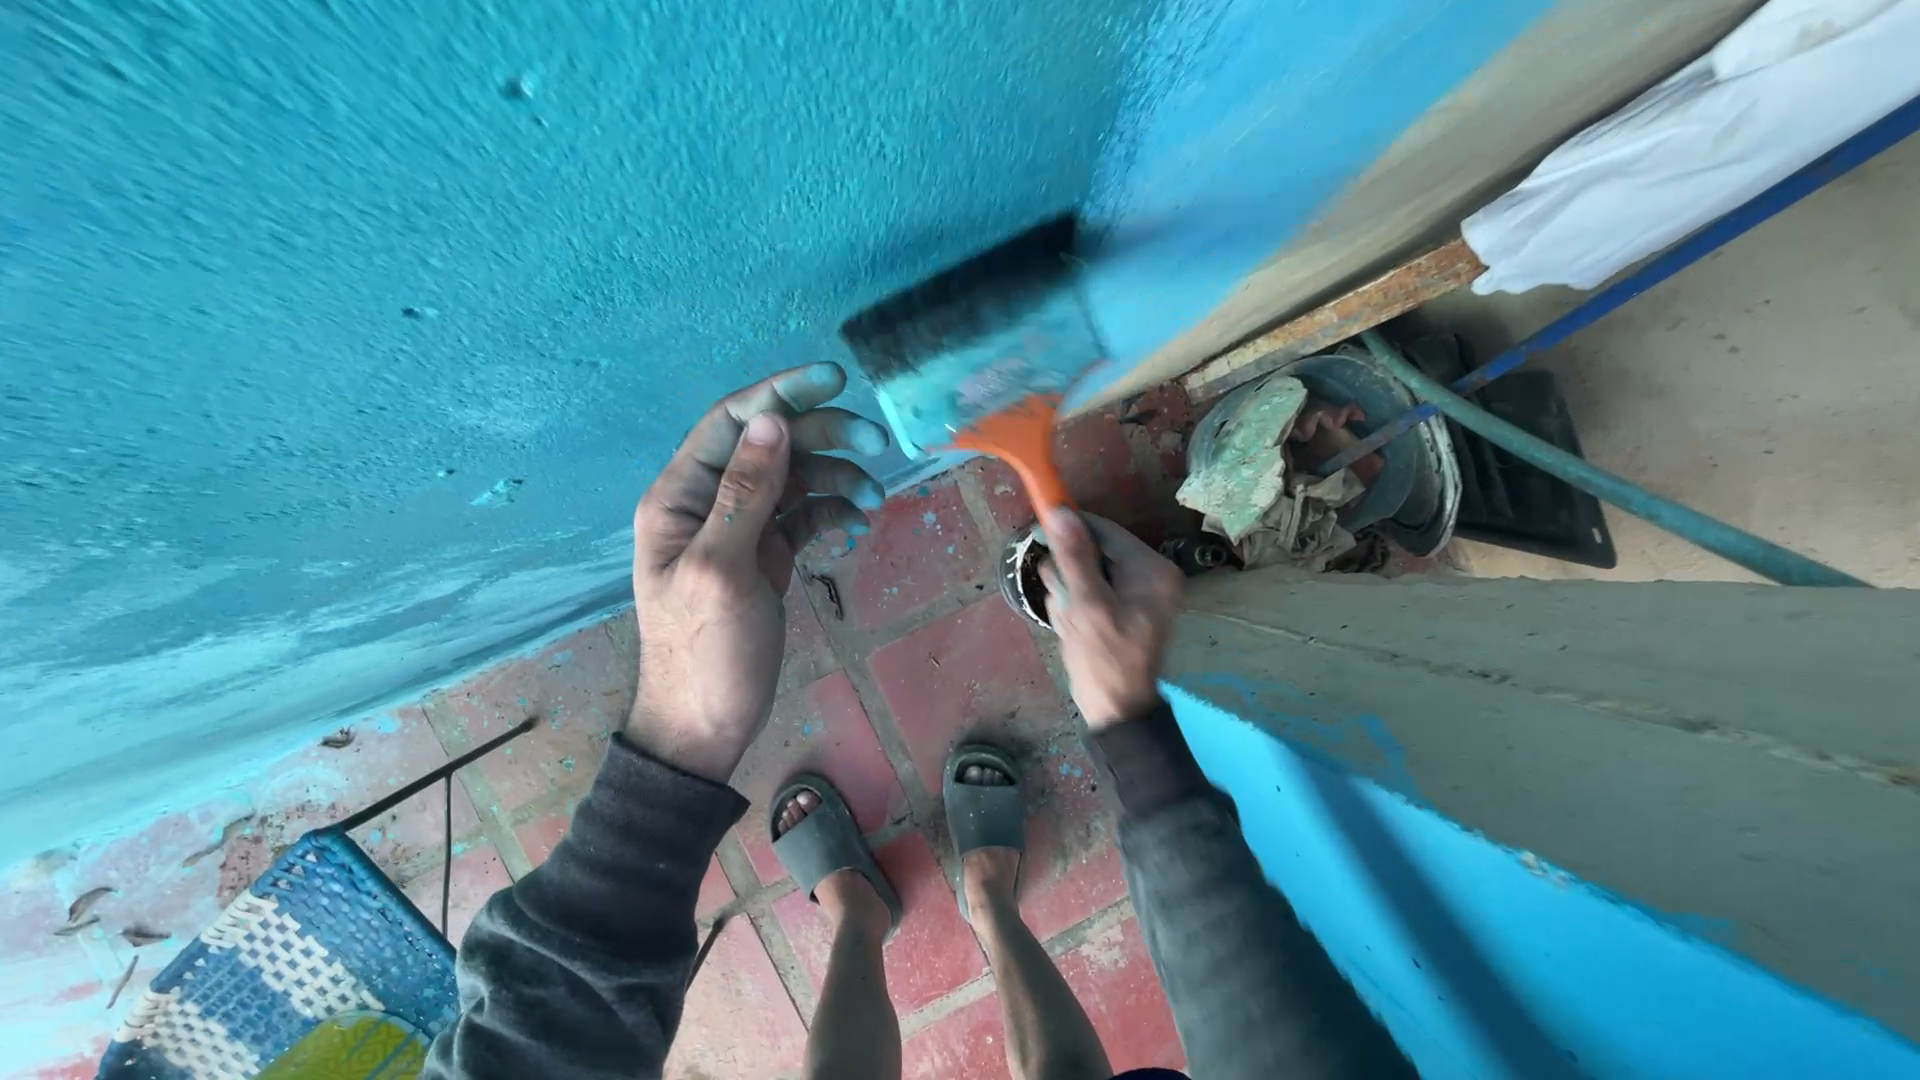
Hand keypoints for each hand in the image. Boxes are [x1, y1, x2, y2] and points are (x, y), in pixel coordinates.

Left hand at [626, 362, 889, 781]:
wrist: (705, 723)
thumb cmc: (704, 651)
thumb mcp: (720, 570)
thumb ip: (743, 495)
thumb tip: (771, 422)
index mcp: (680, 497)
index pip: (733, 423)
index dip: (783, 394)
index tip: (836, 378)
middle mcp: (709, 502)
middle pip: (772, 446)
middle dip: (825, 437)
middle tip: (879, 443)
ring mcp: (741, 529)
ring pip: (795, 479)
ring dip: (837, 479)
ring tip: (873, 500)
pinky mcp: (767, 555)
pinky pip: (804, 517)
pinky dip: (832, 514)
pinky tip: (856, 527)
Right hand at [1038, 507, 1183, 730]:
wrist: (1116, 709)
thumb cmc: (1104, 659)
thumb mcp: (1086, 605)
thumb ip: (1074, 557)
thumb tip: (1060, 512)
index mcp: (1152, 569)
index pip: (1104, 530)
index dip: (1069, 529)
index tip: (1037, 532)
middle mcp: (1151, 573)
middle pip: (1093, 550)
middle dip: (1069, 575)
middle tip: (1065, 603)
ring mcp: (1138, 590)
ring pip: (1085, 570)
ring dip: (1068, 593)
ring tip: (1070, 621)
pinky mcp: (1124, 605)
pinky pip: (1089, 589)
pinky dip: (1075, 604)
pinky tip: (1074, 626)